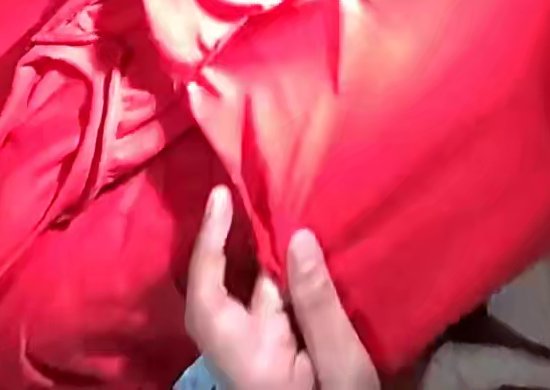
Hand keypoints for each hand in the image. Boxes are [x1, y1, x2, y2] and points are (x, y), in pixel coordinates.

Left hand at [185, 186, 378, 389]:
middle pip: (234, 285)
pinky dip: (287, 264)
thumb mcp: (343, 370)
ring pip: (259, 285)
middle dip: (244, 233)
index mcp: (248, 364)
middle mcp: (245, 351)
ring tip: (290, 194)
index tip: (220, 199)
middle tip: (264, 179)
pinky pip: (279, 294)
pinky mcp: (282, 344)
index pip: (207, 304)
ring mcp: (264, 347)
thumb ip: (319, 307)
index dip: (206, 250)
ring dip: (272, 244)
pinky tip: (307, 236)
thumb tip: (298, 238)